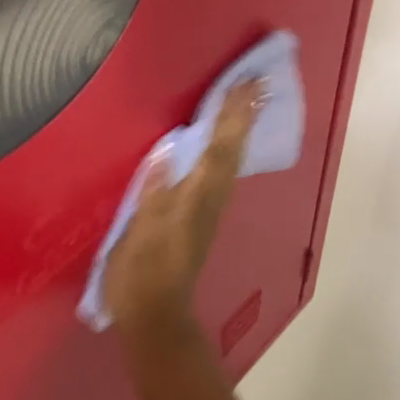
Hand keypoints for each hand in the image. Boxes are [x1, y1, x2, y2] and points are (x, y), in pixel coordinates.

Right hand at [103, 78, 267, 347]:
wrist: (154, 316)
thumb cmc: (142, 272)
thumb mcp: (141, 231)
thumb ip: (155, 190)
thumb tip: (168, 149)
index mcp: (195, 197)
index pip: (217, 147)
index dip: (230, 115)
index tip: (245, 84)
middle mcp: (209, 198)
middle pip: (231, 150)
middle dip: (243, 116)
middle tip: (258, 83)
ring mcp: (207, 209)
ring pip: (229, 160)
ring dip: (239, 129)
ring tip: (247, 103)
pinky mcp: (200, 217)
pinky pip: (221, 171)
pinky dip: (227, 149)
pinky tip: (224, 144)